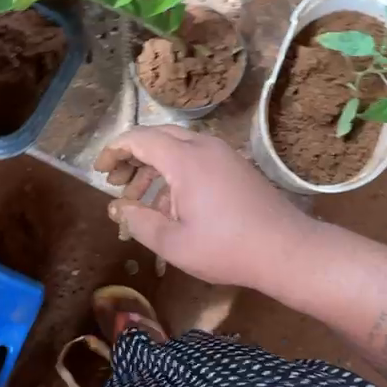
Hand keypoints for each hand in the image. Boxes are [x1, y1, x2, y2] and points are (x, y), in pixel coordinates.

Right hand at [94, 126, 317, 291]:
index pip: (140, 139)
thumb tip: (118, 209)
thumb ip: (139, 222)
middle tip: (116, 183)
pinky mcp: (236, 167)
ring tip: (139, 202)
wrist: (286, 250)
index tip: (100, 171)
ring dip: (154, 168)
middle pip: (159, 137)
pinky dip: (176, 174)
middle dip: (133, 157)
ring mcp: (224, 155)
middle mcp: (204, 147)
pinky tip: (172, 207)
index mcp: (185, 159)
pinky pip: (197, 159)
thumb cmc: (226, 248)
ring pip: (178, 149)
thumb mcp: (174, 243)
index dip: (114, 151)